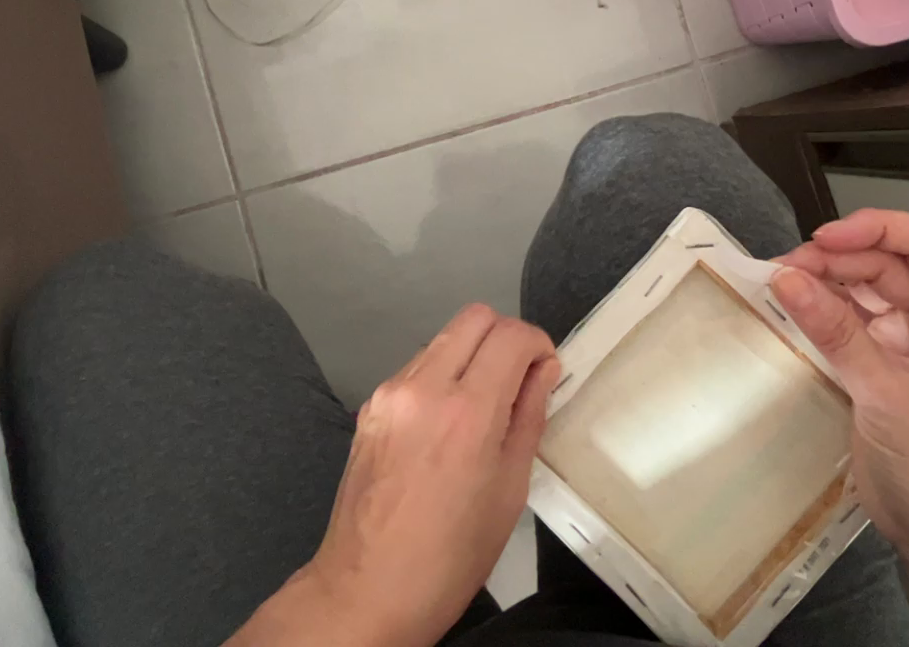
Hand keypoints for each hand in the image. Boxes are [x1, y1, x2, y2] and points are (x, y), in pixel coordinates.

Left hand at [303, 304, 560, 646]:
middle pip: (475, 316)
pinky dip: (443, 374)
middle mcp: (423, 387)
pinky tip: (446, 421)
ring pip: (444, 336)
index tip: (545, 369)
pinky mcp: (370, 404)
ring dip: (473, 353)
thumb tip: (543, 370)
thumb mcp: (509, 491)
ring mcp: (390, 391)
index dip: (538, 343)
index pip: (511, 335)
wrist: (364, 591)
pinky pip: (418, 365)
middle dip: (506, 336)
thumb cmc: (450, 556)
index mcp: (467, 412)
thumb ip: (529, 416)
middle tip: (519, 377)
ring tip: (483, 403)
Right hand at [771, 209, 908, 563]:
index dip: (876, 228)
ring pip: (862, 290)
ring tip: (777, 284)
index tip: (822, 240)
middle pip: (887, 262)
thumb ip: (833, 329)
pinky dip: (818, 312)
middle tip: (783, 270)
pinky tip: (787, 308)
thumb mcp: (886, 389)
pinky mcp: (880, 366)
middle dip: (837, 258)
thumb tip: (781, 276)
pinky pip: (847, 322)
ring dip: (822, 282)